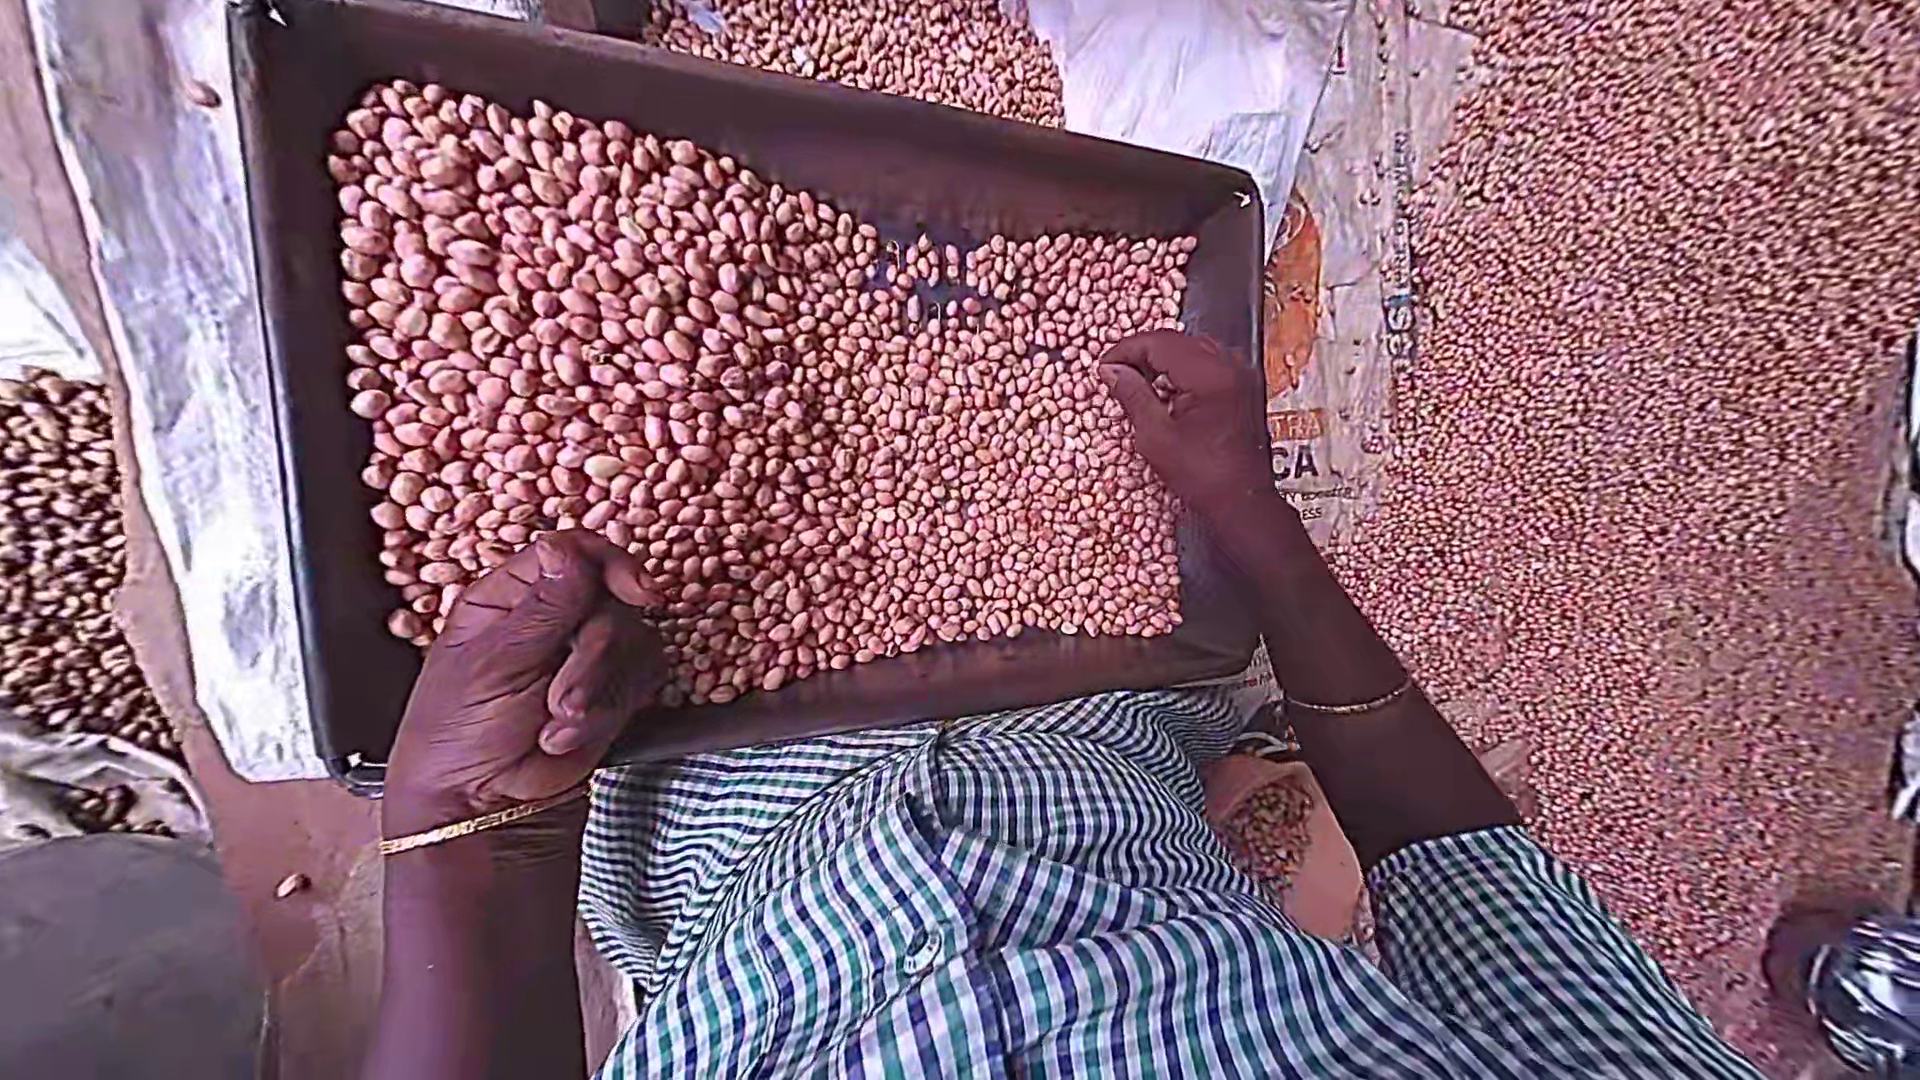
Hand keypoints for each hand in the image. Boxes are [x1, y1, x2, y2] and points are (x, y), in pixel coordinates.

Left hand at [383, 530, 666, 835]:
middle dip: (595, 652)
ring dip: (600, 687)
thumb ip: (544, 606)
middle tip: (564, 696)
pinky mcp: (618, 682)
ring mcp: (590, 649)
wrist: (489, 807)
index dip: (610, 564)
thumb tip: (567, 547)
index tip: (637, 591)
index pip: (573, 552)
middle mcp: (556, 615)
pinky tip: (571, 732)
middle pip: (613, 598)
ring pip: (634, 638)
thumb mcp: (494, 665)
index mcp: (510, 598)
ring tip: (558, 724)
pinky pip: (643, 675)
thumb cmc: (463, 734)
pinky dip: (612, 707)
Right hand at [1097, 330, 1275, 521]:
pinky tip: (1162, 392)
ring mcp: (1240, 375)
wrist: (1242, 500)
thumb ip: (1132, 396)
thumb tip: (1110, 370)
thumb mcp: (1155, 436)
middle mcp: (1230, 366)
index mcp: (1210, 375)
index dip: (1126, 350)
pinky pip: (1204, 364)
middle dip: (1141, 353)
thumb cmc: (1199, 474)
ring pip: (1190, 349)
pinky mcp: (1241, 387)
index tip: (1104, 366)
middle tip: (1114, 374)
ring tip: (1135, 383)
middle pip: (1177, 341)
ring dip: (1159, 360)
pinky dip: (1179, 370)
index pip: (1160, 343)